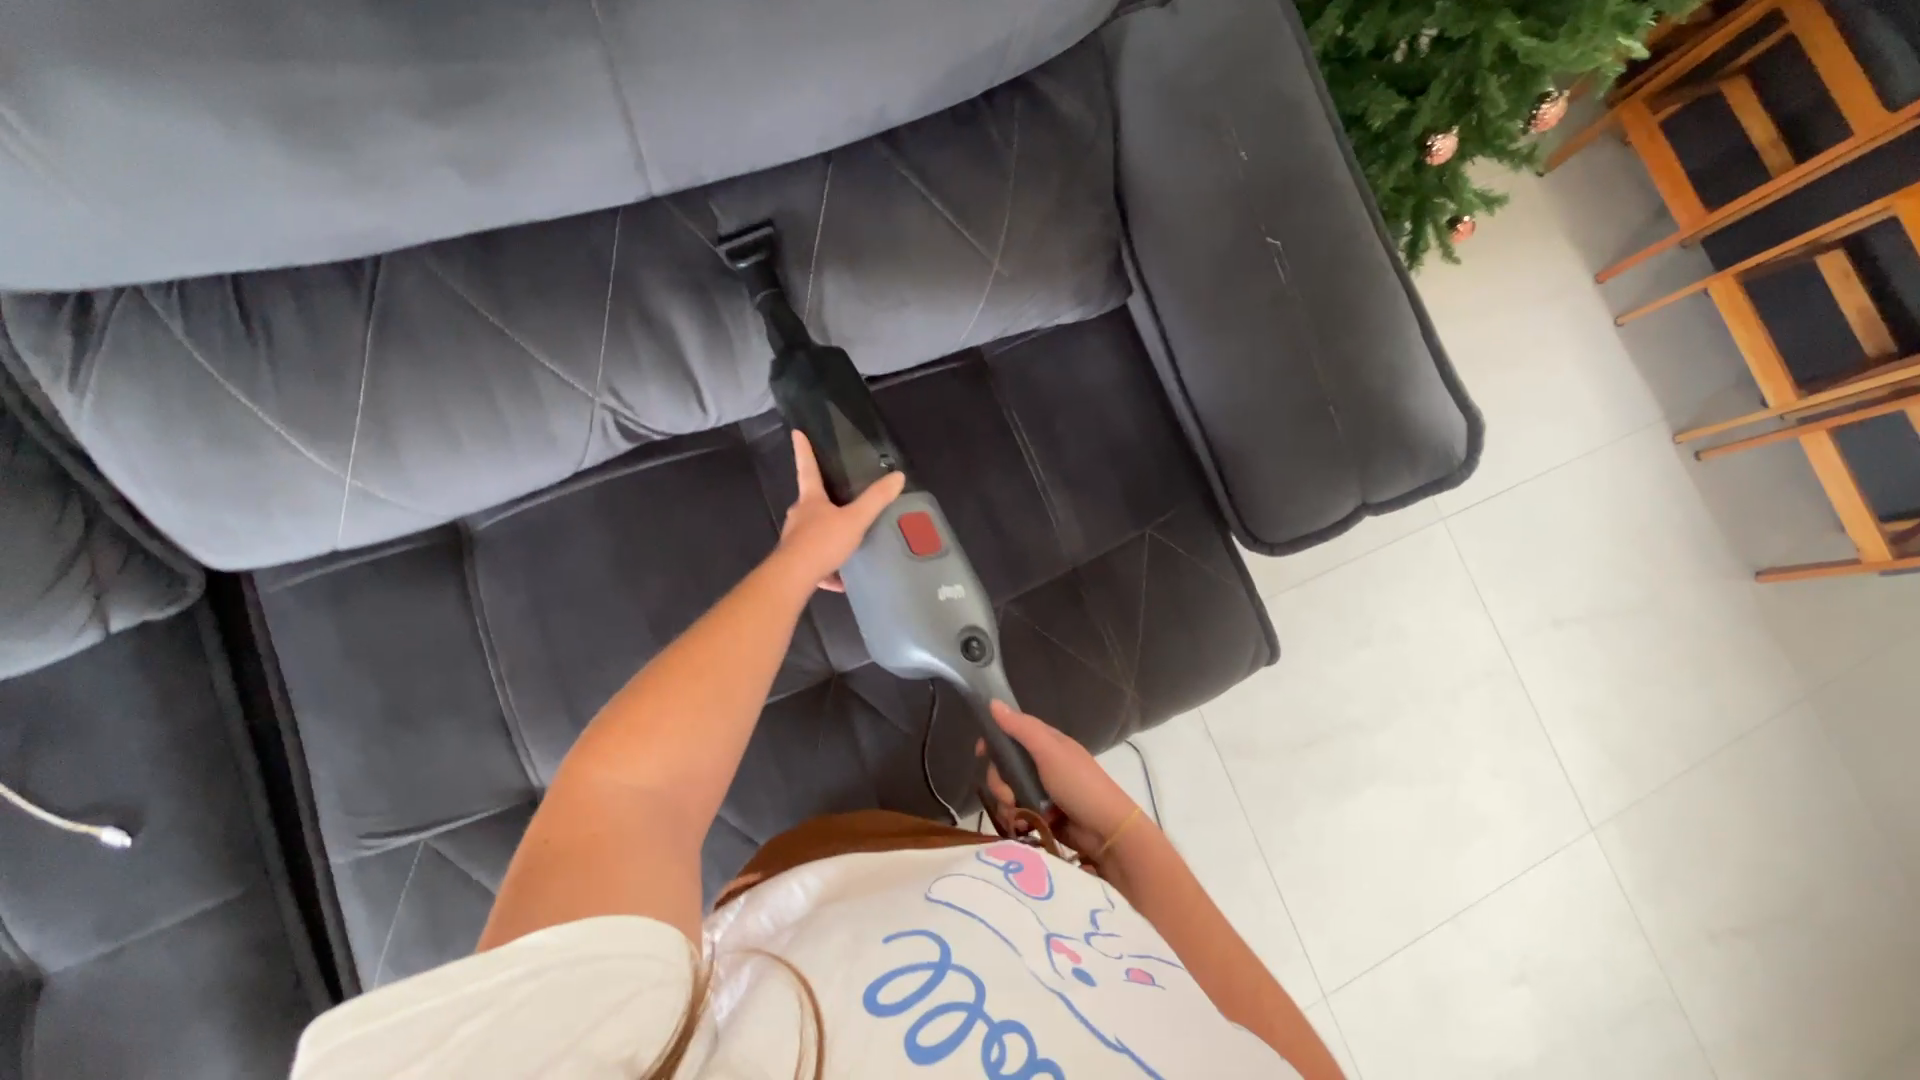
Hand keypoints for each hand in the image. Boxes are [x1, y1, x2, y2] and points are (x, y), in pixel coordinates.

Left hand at [776, 431, 906, 591]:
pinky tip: (842, 581)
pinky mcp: (796, 563)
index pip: (807, 468)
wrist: (794, 577)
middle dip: (823, 502)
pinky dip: (828, 570)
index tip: (796, 433)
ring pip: (813, 534)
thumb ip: (876, 499)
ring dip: (829, 539)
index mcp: (811, 500)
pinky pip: (815, 563)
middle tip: (839, 502)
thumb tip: (898, 475)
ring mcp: (795, 540)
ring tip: (848, 547)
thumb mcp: (855, 519)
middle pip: (811, 503)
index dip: (804, 450)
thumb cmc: (822, 541)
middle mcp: (799, 516)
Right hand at [977, 701, 1142, 856]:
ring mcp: (1041, 791)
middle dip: (999, 783)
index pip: (1011, 733)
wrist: (1105, 830)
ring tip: (1019, 817)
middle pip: (1004, 767)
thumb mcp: (1049, 752)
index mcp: (1046, 743)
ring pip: (1007, 792)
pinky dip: (1016, 819)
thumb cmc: (1079, 784)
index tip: (981, 754)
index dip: (994, 741)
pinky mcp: (1041, 814)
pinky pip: (1016, 812)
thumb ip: (1021, 729)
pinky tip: (1023, 826)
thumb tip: (992, 702)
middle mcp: (1041, 764)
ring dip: (1007, 805)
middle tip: (1009, 796)